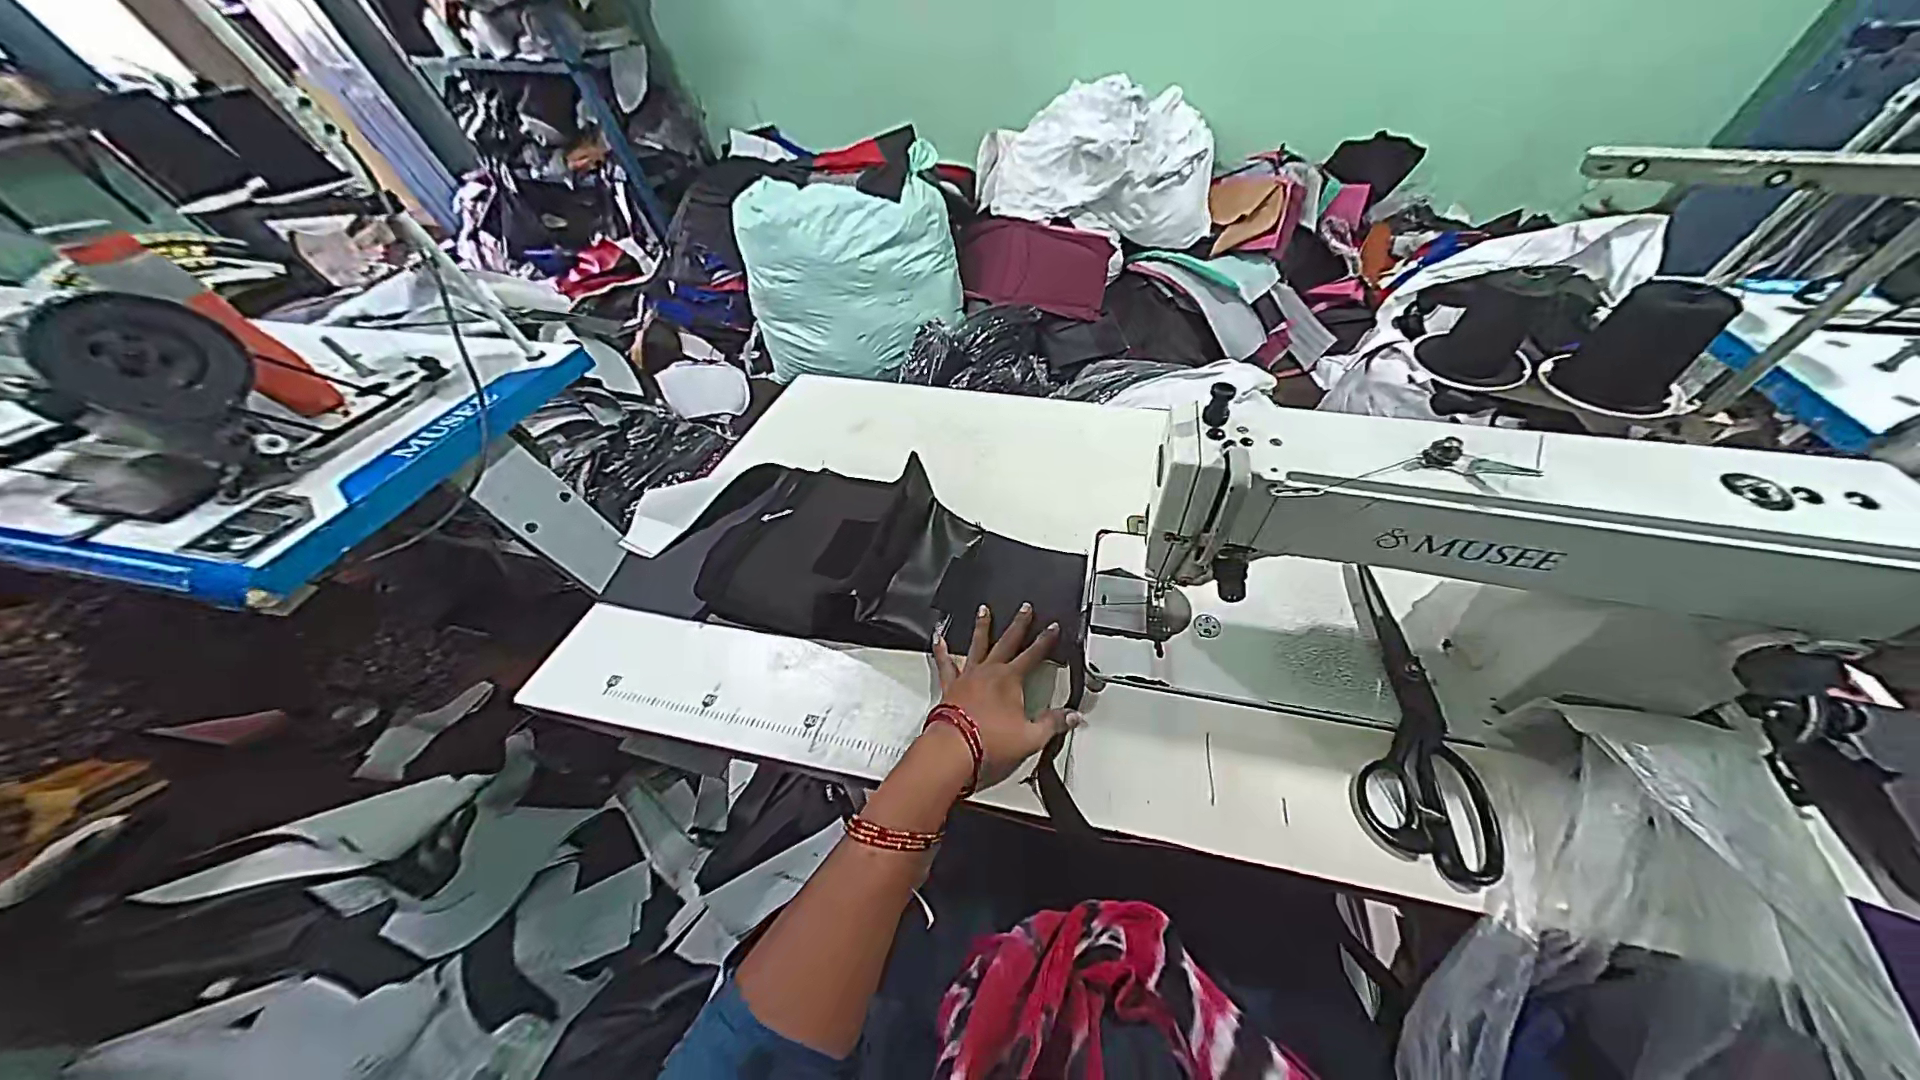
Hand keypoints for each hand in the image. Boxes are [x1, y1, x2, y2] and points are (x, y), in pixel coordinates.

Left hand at [928, 603, 1082, 790]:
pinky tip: (938, 638)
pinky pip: (945, 662)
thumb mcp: (1030, 737)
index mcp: (1010, 680)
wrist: (954, 750)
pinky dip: (941, 649)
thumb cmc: (989, 743)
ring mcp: (968, 676)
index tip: (1052, 628)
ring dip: (982, 626)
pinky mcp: (950, 686)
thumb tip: (1071, 717)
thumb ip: (1053, 724)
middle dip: (1018, 623)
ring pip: (977, 643)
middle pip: (1007, 641)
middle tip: (1024, 608)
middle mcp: (989, 672)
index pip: (1034, 654)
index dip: (1045, 640)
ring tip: (983, 611)